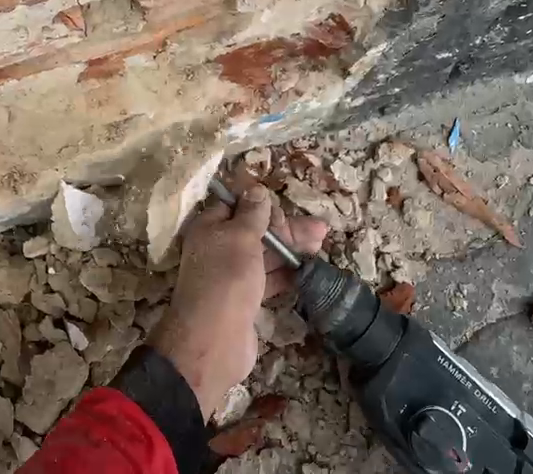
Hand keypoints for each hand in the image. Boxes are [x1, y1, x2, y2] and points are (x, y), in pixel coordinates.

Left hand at [147, 180, 328, 419]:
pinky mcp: (246, 299)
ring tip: (321, 244)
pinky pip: (269, 279)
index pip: (237, 206)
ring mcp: (233, 275)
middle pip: (256, 231)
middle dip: (287, 229)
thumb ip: (253, 214)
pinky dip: (287, 273)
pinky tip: (308, 270)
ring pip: (266, 255)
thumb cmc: (226, 279)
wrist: (214, 342)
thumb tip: (258, 189)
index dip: (261, 205)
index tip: (284, 208)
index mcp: (210, 228)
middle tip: (320, 229)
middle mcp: (219, 248)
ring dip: (292, 249)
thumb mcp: (240, 238)